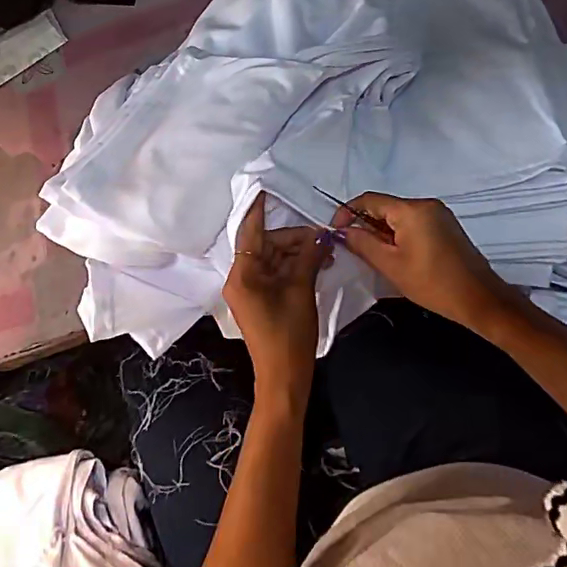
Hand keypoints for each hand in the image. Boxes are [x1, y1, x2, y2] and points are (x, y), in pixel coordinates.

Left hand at [223, 193, 329, 413]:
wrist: (284, 377)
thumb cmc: (289, 334)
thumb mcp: (301, 291)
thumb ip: (308, 258)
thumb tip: (319, 235)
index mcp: (242, 275)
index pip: (249, 232)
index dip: (258, 210)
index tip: (265, 189)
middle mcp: (240, 279)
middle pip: (266, 246)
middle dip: (294, 240)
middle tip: (324, 241)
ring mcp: (249, 291)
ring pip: (273, 260)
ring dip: (297, 254)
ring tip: (326, 255)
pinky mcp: (259, 300)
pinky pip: (274, 274)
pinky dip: (293, 268)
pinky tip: (316, 265)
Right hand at [333, 192, 524, 329]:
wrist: (479, 299)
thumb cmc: (432, 283)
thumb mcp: (390, 265)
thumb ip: (362, 244)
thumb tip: (343, 232)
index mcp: (411, 210)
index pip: (369, 200)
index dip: (347, 213)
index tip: (336, 232)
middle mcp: (426, 205)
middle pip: (384, 207)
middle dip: (364, 224)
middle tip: (352, 248)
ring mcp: (439, 215)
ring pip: (398, 217)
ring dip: (381, 232)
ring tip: (372, 256)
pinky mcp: (445, 227)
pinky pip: (413, 224)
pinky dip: (398, 235)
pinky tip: (394, 256)